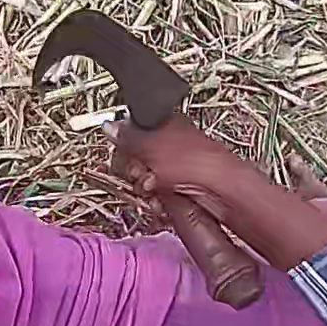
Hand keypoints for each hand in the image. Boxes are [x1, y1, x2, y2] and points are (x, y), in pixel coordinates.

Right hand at [108, 117, 248, 218]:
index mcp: (165, 124)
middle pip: (137, 157)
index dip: (125, 144)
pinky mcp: (180, 188)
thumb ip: (126, 136)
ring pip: (145, 178)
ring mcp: (176, 167)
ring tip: (152, 190)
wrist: (219, 192)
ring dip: (143, 188)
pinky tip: (159, 201)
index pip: (134, 130)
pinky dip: (155, 200)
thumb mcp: (149, 145)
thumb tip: (108, 125)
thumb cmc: (191, 161)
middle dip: (134, 169)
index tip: (122, 153)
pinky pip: (157, 194)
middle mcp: (171, 144)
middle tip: (139, 173)